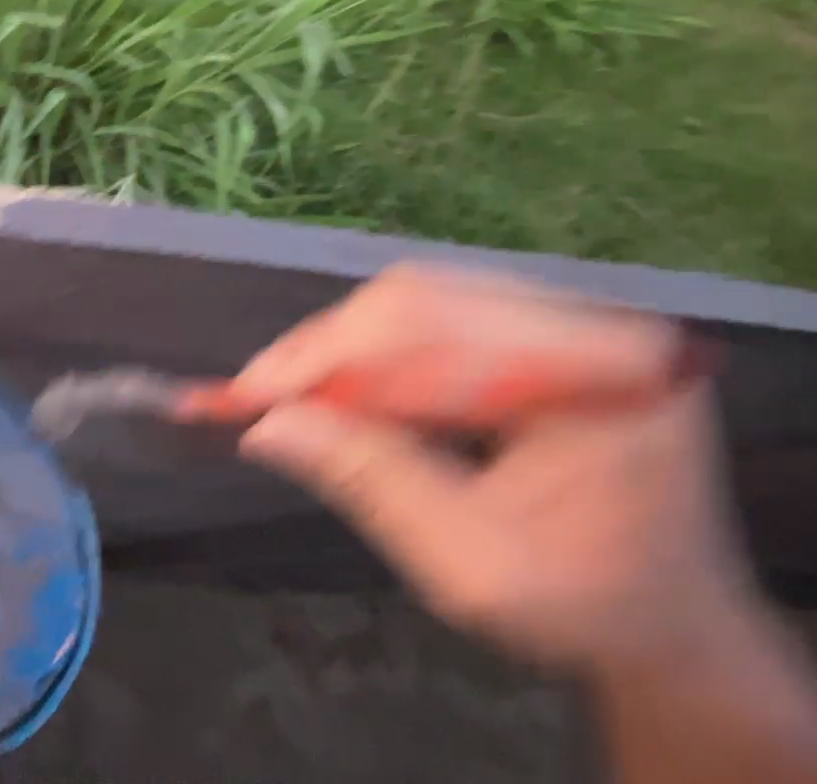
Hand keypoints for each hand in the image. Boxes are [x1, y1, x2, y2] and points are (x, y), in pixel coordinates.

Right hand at [222, 263, 761, 675]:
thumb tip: (262, 427)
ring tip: (290, 395)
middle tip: (259, 396)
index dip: (328, 353)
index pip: (434, 326)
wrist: (668, 621)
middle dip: (324, 348)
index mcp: (603, 377)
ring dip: (339, 348)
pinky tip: (338, 389)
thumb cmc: (585, 605)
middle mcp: (592, 327)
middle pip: (419, 298)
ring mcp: (568, 323)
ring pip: (415, 300)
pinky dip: (368, 353)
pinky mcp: (541, 334)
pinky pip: (431, 317)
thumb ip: (368, 481)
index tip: (250, 395)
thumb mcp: (468, 561)